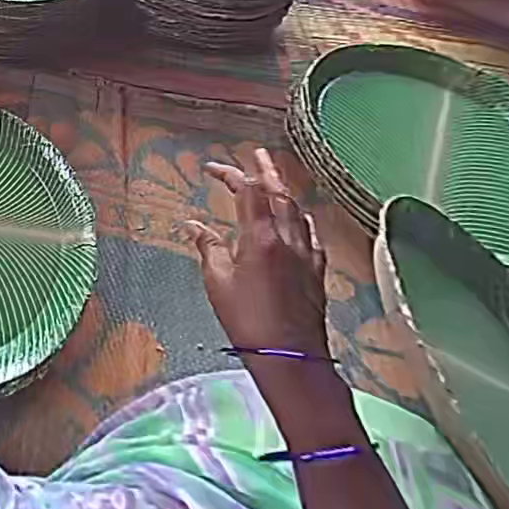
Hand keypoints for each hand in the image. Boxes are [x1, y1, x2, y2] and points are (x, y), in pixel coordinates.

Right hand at [187, 148, 328, 357]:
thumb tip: (193, 225)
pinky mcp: (316, 270)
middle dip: (267, 170)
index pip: (248, 193)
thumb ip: (208, 247)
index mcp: (260, 238)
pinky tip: (296, 218)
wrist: (290, 355)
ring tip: (273, 180)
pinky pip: (309, 232)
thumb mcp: (217, 280)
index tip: (212, 168)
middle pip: (279, 194)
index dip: (231, 174)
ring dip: (284, 190)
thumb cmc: (246, 318)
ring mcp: (306, 254)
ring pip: (297, 210)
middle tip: (258, 153)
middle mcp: (287, 239)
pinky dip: (298, 216)